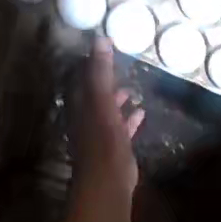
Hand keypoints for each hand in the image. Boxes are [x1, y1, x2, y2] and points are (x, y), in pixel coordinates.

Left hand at [75, 38, 144, 194]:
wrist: (107, 181)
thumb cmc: (103, 140)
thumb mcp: (102, 102)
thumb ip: (101, 73)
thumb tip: (100, 40)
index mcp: (79, 106)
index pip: (81, 79)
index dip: (91, 64)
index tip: (104, 50)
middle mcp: (85, 118)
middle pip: (93, 96)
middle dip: (105, 83)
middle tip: (119, 69)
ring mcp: (98, 135)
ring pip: (106, 112)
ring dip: (117, 100)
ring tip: (132, 90)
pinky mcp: (113, 148)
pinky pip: (120, 128)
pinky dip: (128, 119)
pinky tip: (141, 113)